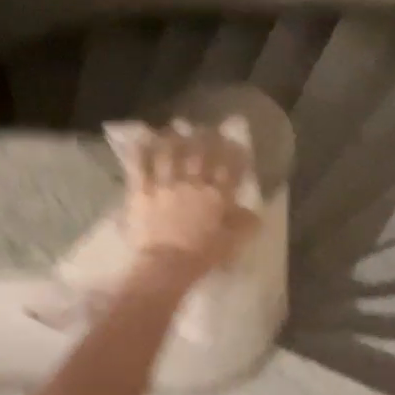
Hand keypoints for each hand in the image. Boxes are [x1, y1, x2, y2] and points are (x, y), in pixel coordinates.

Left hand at [117, 121, 258, 272]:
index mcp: (217, 196)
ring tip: (173, 129)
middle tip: (205, 129)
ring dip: (172, 139)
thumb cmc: (200, 257)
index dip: (233, 153)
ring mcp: (165, 184)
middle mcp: (193, 183)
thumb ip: (243, 225)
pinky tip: (140, 140)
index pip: (229, 167)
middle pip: (200, 152)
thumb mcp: (230, 243)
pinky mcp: (142, 191)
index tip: (235, 144)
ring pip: (169, 152)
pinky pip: (139, 166)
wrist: (164, 265)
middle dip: (204, 137)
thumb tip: (254, 213)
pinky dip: (140, 152)